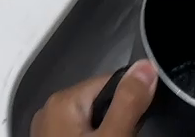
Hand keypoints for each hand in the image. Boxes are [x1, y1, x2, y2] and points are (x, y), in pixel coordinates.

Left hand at [30, 61, 157, 136]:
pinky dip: (93, 135)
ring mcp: (46, 131)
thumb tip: (147, 65)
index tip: (143, 118)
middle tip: (129, 134)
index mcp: (61, 98)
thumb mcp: (112, 136)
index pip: (108, 83)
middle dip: (117, 116)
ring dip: (107, 128)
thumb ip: (128, 102)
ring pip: (89, 121)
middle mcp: (49, 110)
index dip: (130, 98)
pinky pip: (77, 133)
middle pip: (98, 103)